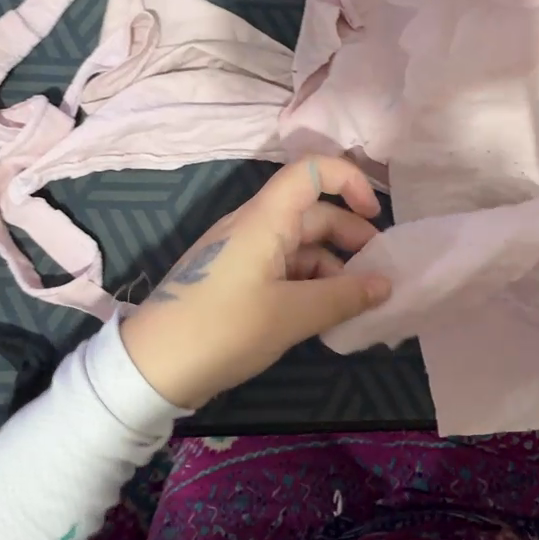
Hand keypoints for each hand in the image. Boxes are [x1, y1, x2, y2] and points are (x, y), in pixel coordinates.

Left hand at [120, 156, 392, 408]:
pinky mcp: (237, 280)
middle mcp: (255, 226)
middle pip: (313, 214)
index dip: (350, 181)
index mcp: (265, 219)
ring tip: (356, 305)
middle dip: (351, 239)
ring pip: (301, 246)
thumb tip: (386, 285)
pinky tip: (325, 315)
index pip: (312, 171)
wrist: (152, 368)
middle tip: (379, 277)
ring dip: (333, 269)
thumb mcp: (291, 316)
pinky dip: (310, 285)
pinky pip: (284, 269)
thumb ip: (343, 297)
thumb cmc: (223, 329)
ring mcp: (244, 253)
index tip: (375, 218)